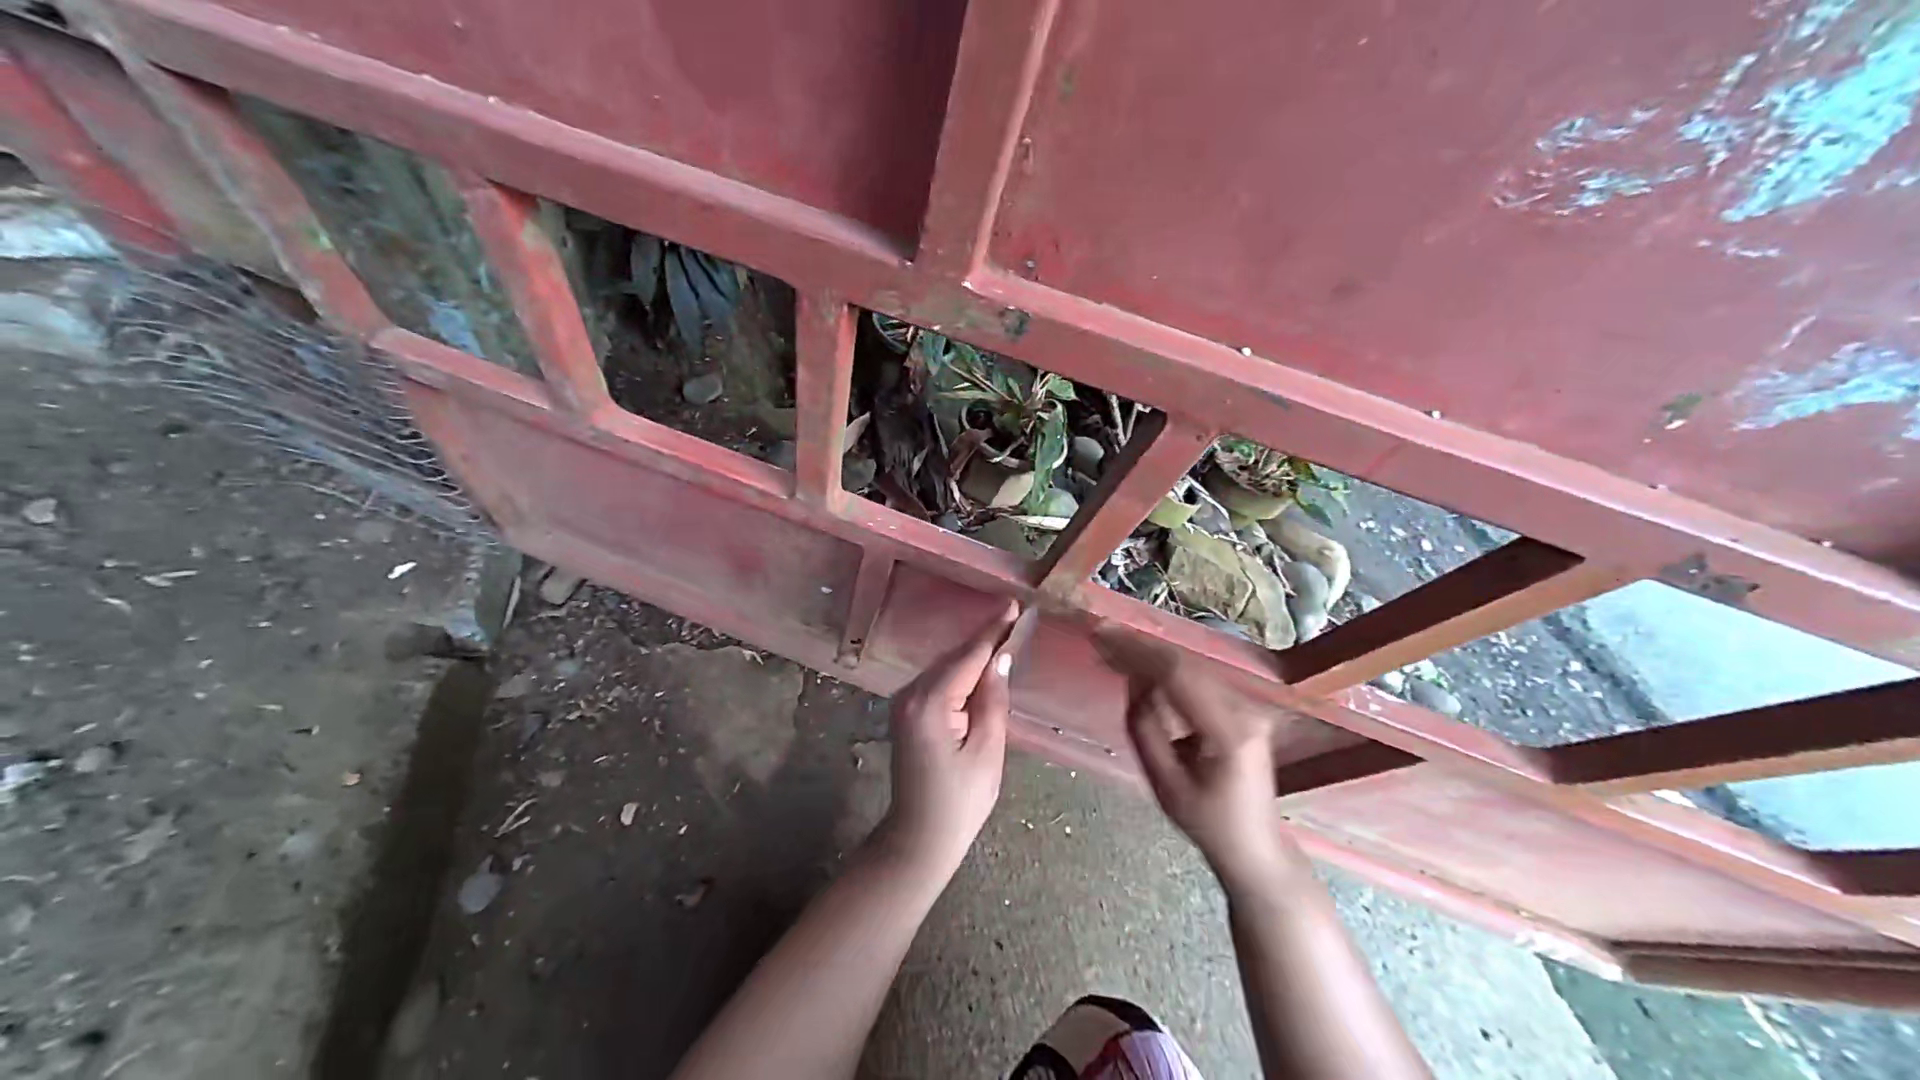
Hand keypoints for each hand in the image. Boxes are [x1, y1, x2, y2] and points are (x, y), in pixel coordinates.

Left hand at [877, 601, 1018, 872]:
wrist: (920, 836)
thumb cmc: (961, 800)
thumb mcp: (987, 749)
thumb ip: (993, 698)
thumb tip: (1001, 657)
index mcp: (929, 702)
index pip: (968, 656)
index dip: (993, 630)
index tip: (1014, 606)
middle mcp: (910, 694)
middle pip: (954, 658)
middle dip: (985, 639)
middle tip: (1016, 619)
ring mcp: (904, 702)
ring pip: (946, 667)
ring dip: (974, 654)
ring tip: (1006, 636)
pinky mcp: (907, 712)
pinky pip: (939, 682)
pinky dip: (961, 672)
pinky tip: (981, 667)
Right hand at [1100, 632, 1297, 888]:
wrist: (1255, 846)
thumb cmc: (1207, 824)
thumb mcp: (1165, 784)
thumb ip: (1144, 728)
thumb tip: (1132, 680)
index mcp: (1230, 732)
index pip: (1178, 676)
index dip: (1137, 652)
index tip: (1103, 637)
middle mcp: (1246, 711)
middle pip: (1185, 665)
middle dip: (1140, 648)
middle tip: (1102, 637)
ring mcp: (1249, 707)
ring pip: (1192, 667)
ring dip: (1152, 656)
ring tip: (1114, 647)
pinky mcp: (1244, 708)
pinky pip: (1199, 679)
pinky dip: (1167, 669)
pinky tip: (1141, 665)